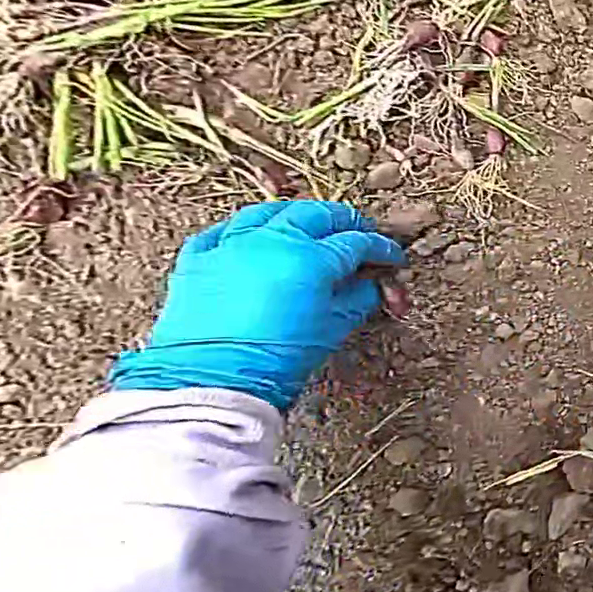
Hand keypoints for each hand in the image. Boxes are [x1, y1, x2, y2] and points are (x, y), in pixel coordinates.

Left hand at [109, 200, 404, 409]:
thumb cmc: (279, 358)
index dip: (382, 249)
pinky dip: (248, 230)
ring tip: (313, 225)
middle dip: (347, 221)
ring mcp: (233, 244)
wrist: (211, 380)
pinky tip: (258, 239)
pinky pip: (227, 230)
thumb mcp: (334, 327)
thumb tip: (371, 284)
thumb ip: (359, 297)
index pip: (358, 242)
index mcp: (312, 258)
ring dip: (299, 215)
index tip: (393, 258)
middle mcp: (273, 240)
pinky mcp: (199, 257)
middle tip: (362, 234)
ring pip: (272, 211)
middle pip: (319, 214)